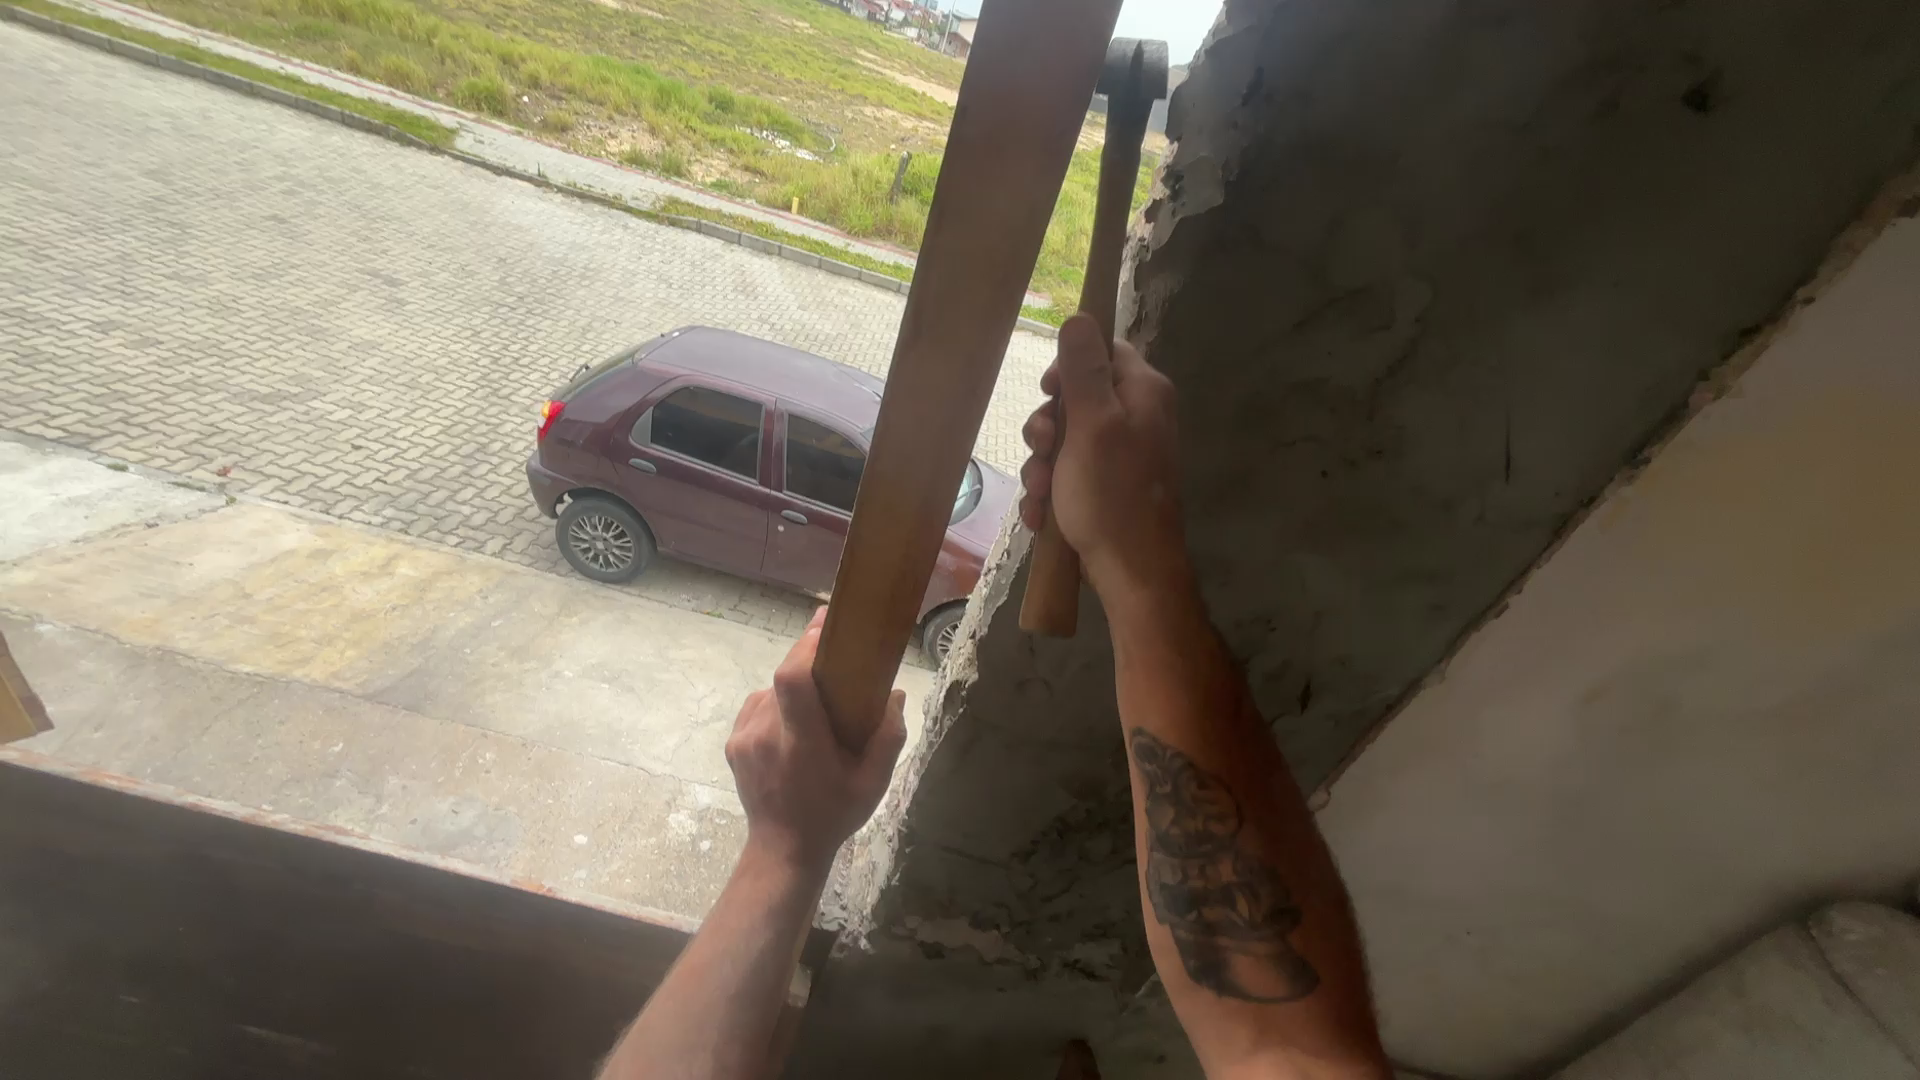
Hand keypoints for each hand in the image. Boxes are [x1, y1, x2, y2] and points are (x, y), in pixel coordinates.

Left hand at [725, 608, 908, 871]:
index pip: (792, 680)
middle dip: (808, 660)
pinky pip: (758, 705)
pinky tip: (794, 722)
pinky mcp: (733, 741)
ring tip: (817, 704)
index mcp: (801, 743)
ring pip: (771, 690)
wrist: (782, 851)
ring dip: (794, 687)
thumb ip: (889, 737)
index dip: (806, 647)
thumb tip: (894, 695)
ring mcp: (744, 737)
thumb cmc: (834, 814)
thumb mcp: (874, 783)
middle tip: (835, 655)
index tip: (826, 626)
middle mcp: (766, 734)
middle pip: (783, 678)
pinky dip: (777, 704)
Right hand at [1019, 314, 1186, 602]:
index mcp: (1142, 393)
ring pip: (1064, 442)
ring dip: (1042, 468)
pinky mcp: (1105, 488)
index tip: (1050, 393)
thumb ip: (1084, 370)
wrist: (1131, 571)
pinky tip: (1043, 515)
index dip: (1070, 367)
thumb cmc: (1112, 494)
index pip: (1104, 351)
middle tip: (1044, 451)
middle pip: (1076, 399)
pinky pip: (1068, 476)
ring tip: (1042, 494)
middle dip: (1047, 429)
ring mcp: (1120, 456)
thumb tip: (1080, 317)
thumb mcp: (1092, 424)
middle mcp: (1136, 419)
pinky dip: (1051, 493)